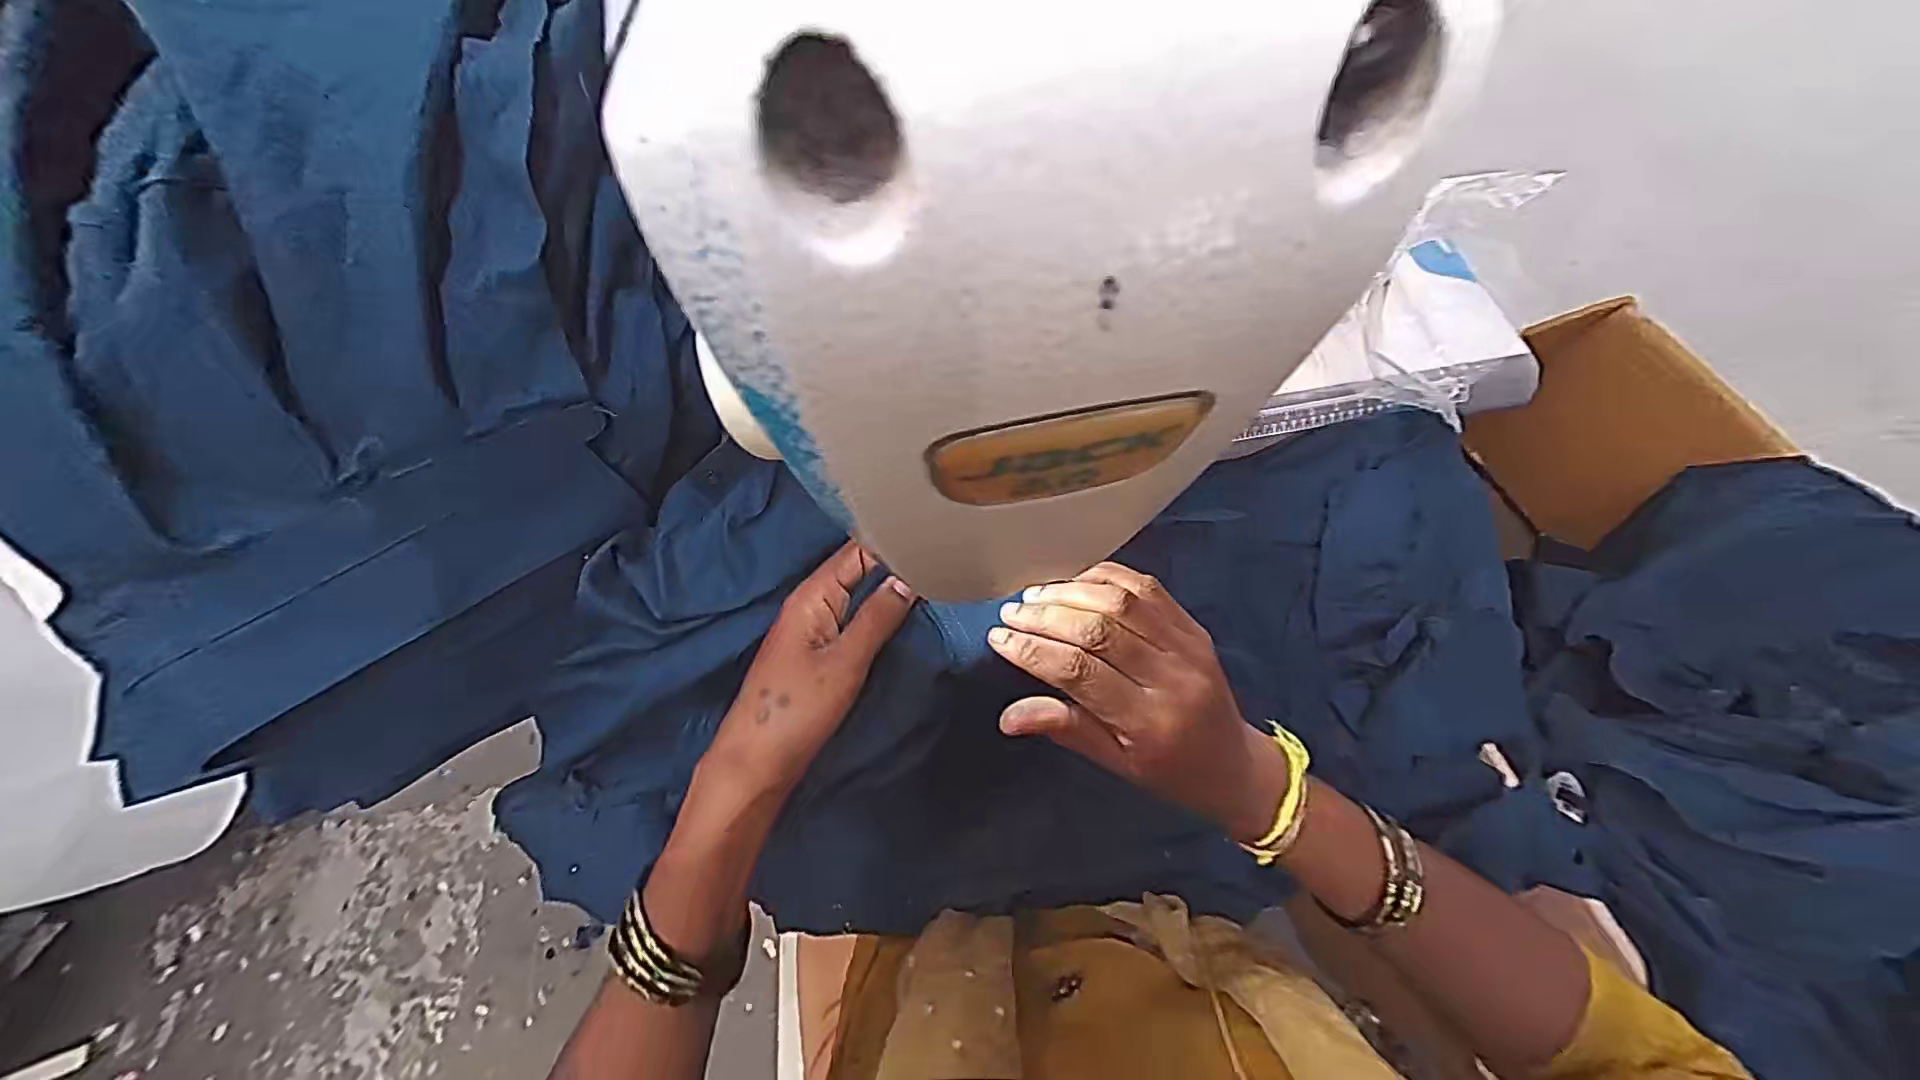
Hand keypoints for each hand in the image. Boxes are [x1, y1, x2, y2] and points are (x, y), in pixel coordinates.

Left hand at [702, 540, 916, 796]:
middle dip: (894, 563)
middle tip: (940, 556)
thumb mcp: (845, 661)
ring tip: (931, 578)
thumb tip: (910, 578)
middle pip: (857, 571)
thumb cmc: (796, 710)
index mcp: (811, 597)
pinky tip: (901, 615)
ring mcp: (813, 630)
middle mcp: (811, 605)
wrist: (757, 763)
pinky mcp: (817, 653)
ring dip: (888, 589)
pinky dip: (878, 614)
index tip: (931, 535)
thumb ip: (878, 617)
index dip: (891, 541)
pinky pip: (853, 620)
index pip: (856, 551)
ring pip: (858, 596)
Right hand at [988, 562, 1288, 842]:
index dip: (1034, 650)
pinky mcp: (1195, 627)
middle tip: (1012, 613)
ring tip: (1035, 595)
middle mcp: (1171, 678)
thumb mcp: (1114, 764)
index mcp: (1149, 722)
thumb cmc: (1169, 772)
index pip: (1080, 673)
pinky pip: (1148, 588)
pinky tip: (1076, 581)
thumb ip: (1066, 729)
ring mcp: (1188, 646)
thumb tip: (1008, 716)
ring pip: (1123, 602)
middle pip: (1100, 630)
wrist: (1235, 765)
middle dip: (1046, 616)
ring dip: (1072, 591)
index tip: (999, 638)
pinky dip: (1107, 577)